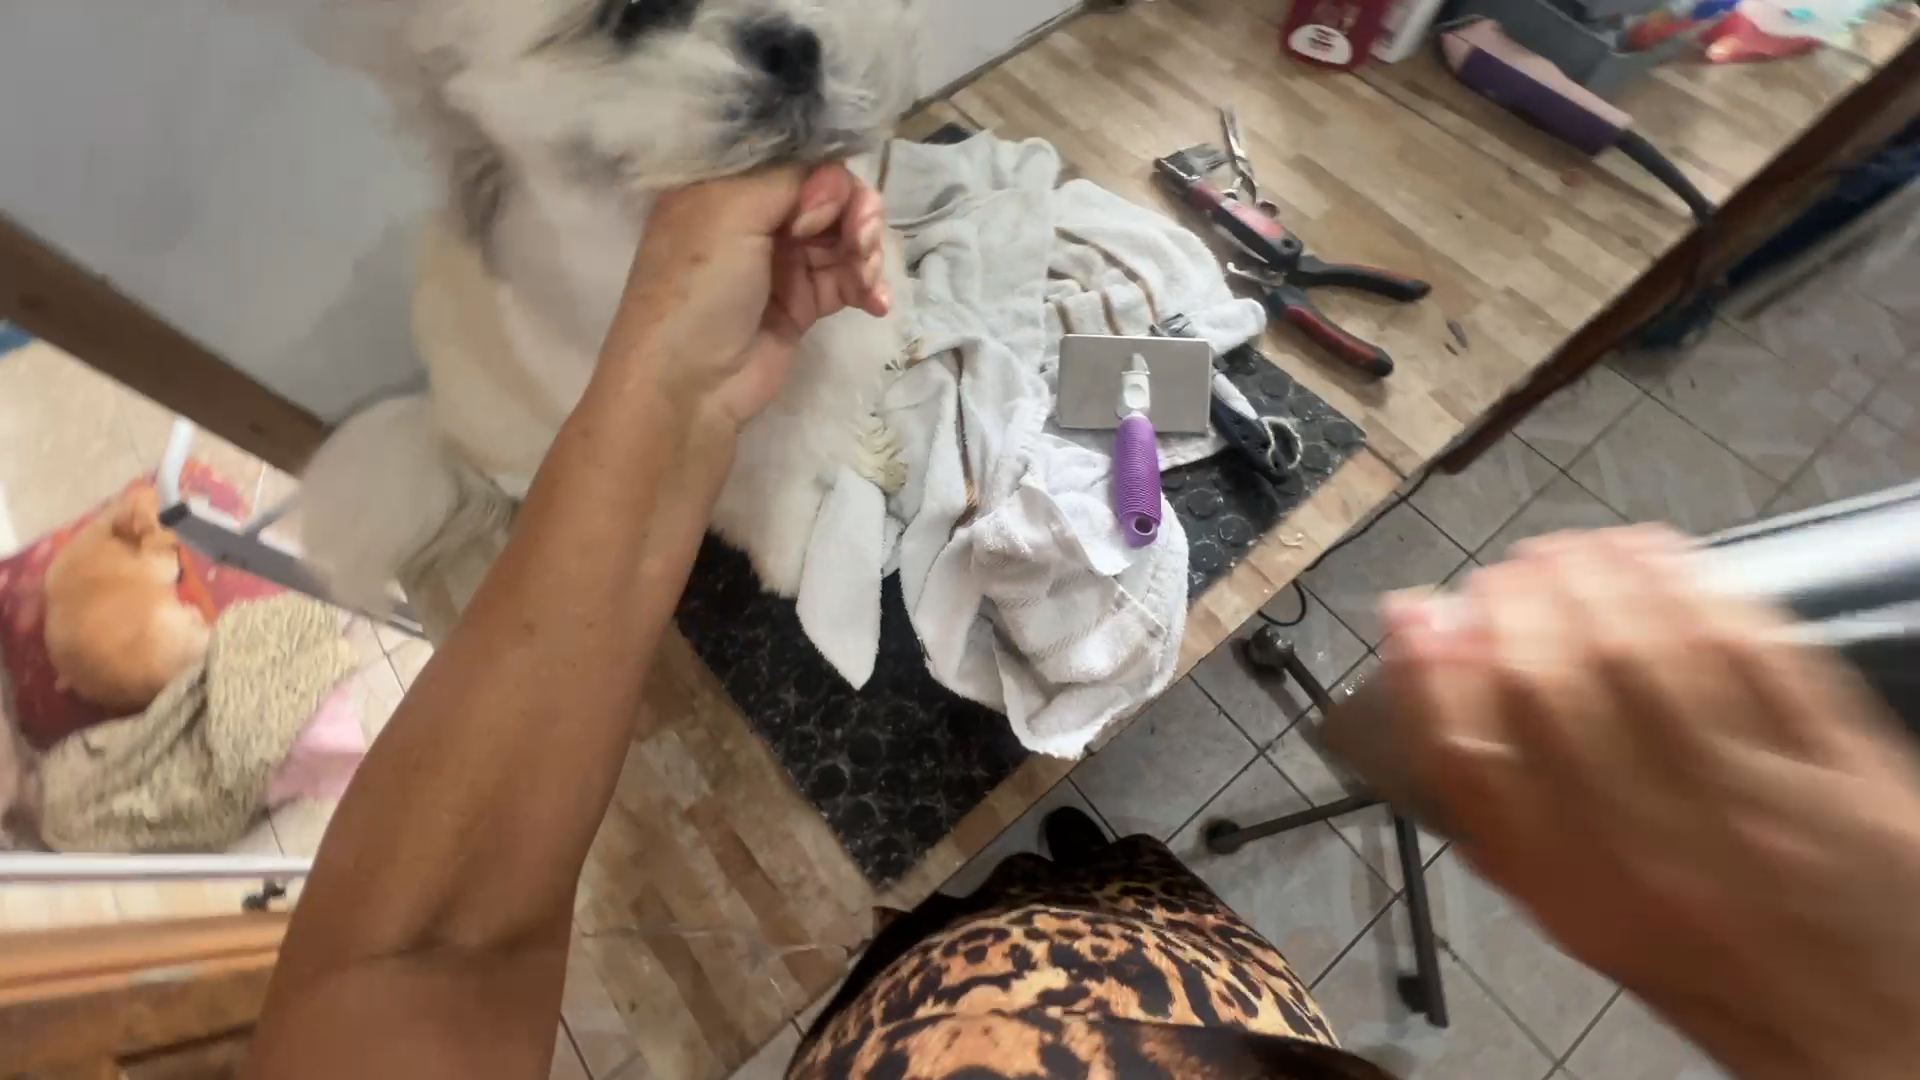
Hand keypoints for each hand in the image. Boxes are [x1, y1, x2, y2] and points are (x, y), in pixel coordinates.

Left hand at [602, 162, 891, 430]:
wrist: (690, 384)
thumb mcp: (730, 212)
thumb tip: (837, 183)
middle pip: (828, 199)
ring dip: (866, 254)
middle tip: (862, 242)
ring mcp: (781, 264)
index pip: (797, 161)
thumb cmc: (698, 289)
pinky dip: (867, 288)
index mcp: (728, 185)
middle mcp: (756, 219)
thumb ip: (789, 182)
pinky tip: (876, 304)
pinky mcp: (803, 304)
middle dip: (856, 216)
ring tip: (868, 281)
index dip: (826, 179)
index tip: (824, 211)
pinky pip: (846, 282)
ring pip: (843, 240)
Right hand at [1377, 528, 1919, 1079]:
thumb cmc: (1671, 938)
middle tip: (1501, 574)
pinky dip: (1693, 588)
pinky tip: (1651, 553)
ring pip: (1648, 657)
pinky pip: (1760, 658)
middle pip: (1548, 687)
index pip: (1463, 750)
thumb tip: (1424, 647)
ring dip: (1592, 579)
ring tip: (1562, 550)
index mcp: (1560, 875)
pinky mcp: (1849, 772)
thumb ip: (1472, 775)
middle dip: (1510, 605)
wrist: (1860, 1018)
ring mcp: (1754, 803)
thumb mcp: (1542, 883)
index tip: (1419, 610)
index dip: (1428, 663)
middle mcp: (1644, 839)